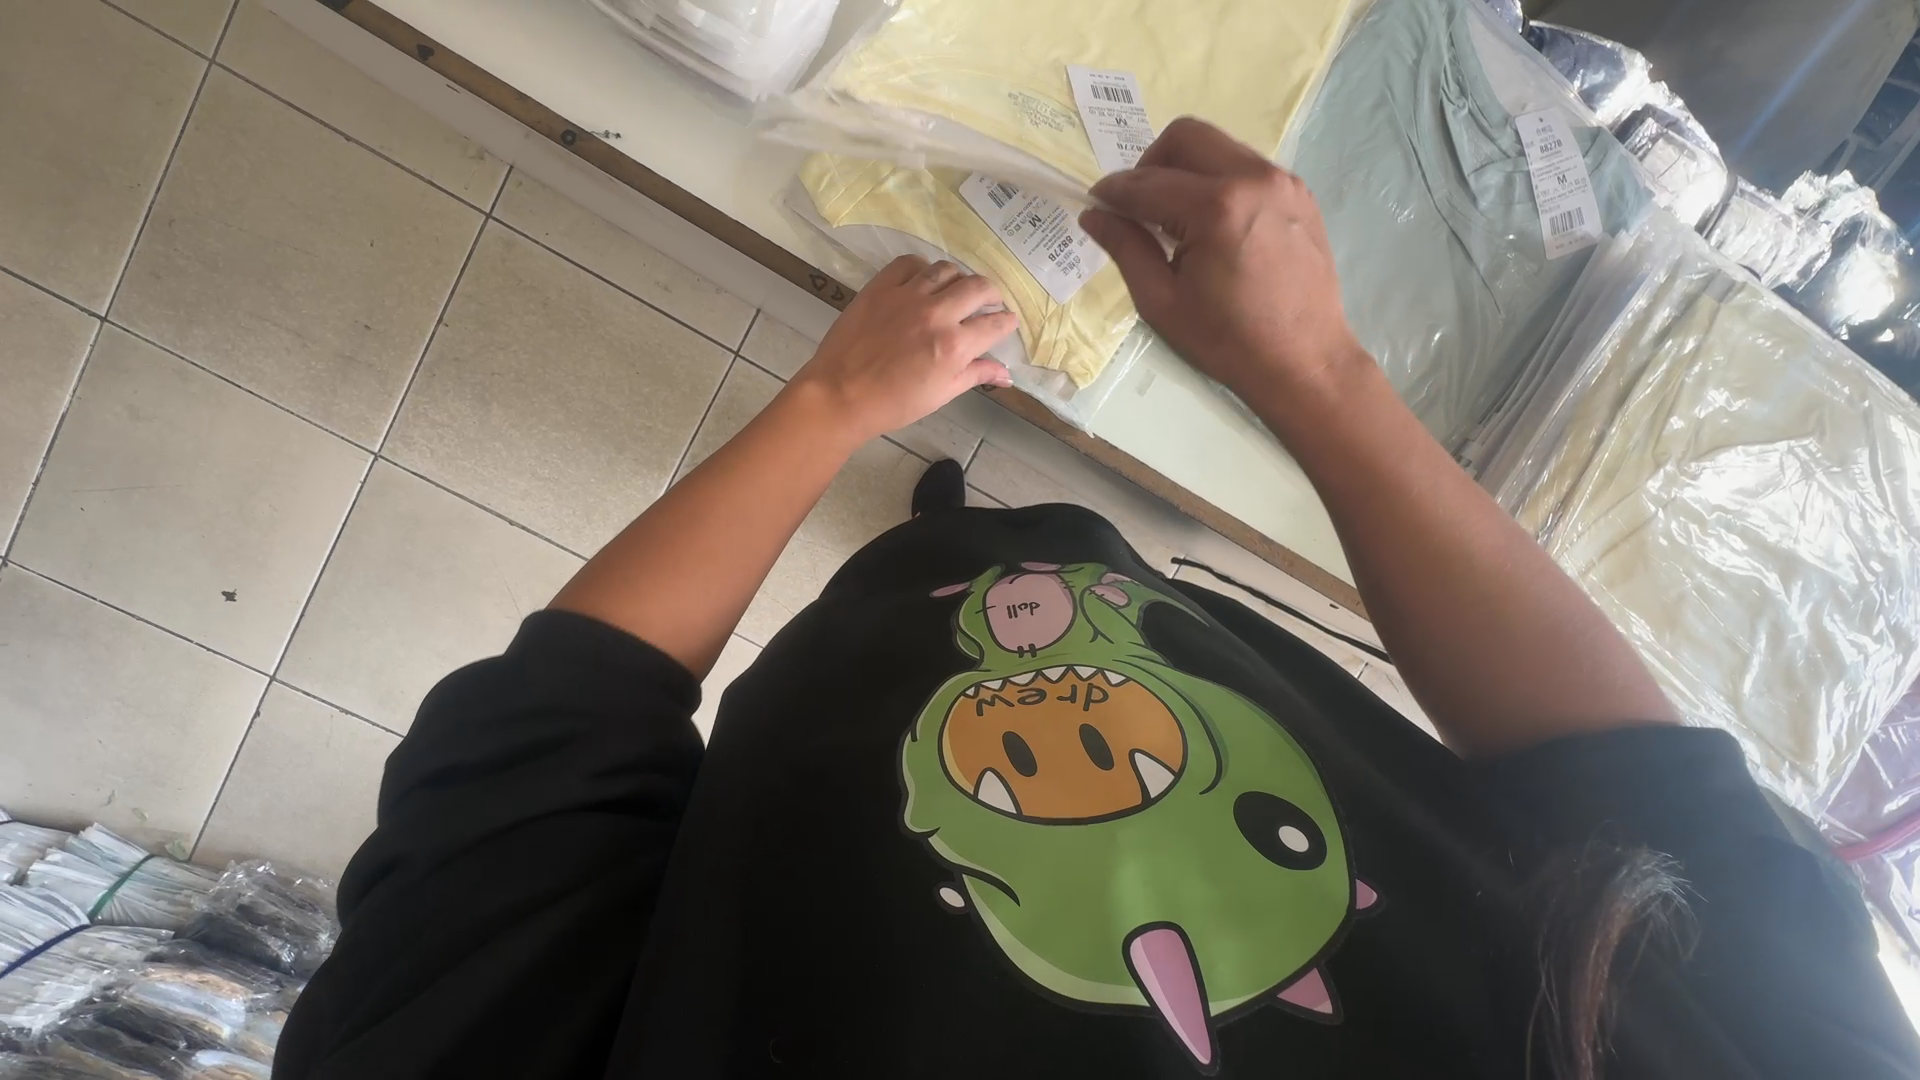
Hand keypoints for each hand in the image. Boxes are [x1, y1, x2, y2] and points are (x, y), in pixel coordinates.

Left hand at [791, 256, 1017, 443]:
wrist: (841, 395)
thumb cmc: (894, 404)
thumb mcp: (941, 394)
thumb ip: (975, 375)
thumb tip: (1006, 374)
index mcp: (954, 346)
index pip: (994, 324)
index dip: (1006, 323)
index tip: (1006, 323)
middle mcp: (936, 314)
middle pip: (978, 288)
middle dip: (991, 294)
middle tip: (989, 302)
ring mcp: (908, 295)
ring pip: (947, 270)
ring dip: (959, 279)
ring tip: (957, 290)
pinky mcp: (881, 287)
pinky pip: (910, 263)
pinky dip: (923, 268)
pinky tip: (923, 281)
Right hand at [1078, 118, 1366, 411]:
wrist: (1302, 359)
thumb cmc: (1226, 341)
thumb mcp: (1162, 302)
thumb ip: (1126, 249)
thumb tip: (1094, 215)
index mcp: (1215, 208)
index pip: (1148, 183)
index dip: (1113, 192)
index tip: (1095, 203)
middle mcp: (1253, 178)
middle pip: (1185, 137)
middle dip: (1149, 165)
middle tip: (1136, 207)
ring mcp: (1282, 181)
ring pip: (1218, 146)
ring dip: (1184, 171)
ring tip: (1173, 221)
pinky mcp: (1298, 193)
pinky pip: (1245, 167)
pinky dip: (1217, 183)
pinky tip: (1210, 228)